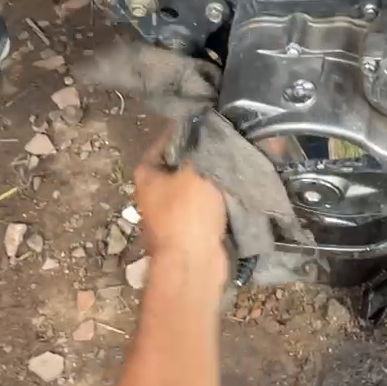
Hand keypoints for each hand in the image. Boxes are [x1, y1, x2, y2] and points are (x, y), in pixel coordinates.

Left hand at [133, 133, 227, 273]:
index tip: (208, 122)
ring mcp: (172, 213)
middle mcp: (154, 193)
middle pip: (181, 164)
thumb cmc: (188, 212)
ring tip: (237, 161)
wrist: (194, 263)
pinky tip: (239, 187)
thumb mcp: (196, 170)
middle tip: (227, 141)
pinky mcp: (191, 229)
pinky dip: (221, 198)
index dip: (185, 130)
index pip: (164, 141)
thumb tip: (211, 129)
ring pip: (197, 185)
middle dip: (203, 155)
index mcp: (147, 174)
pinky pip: (208, 205)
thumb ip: (203, 147)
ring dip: (215, 178)